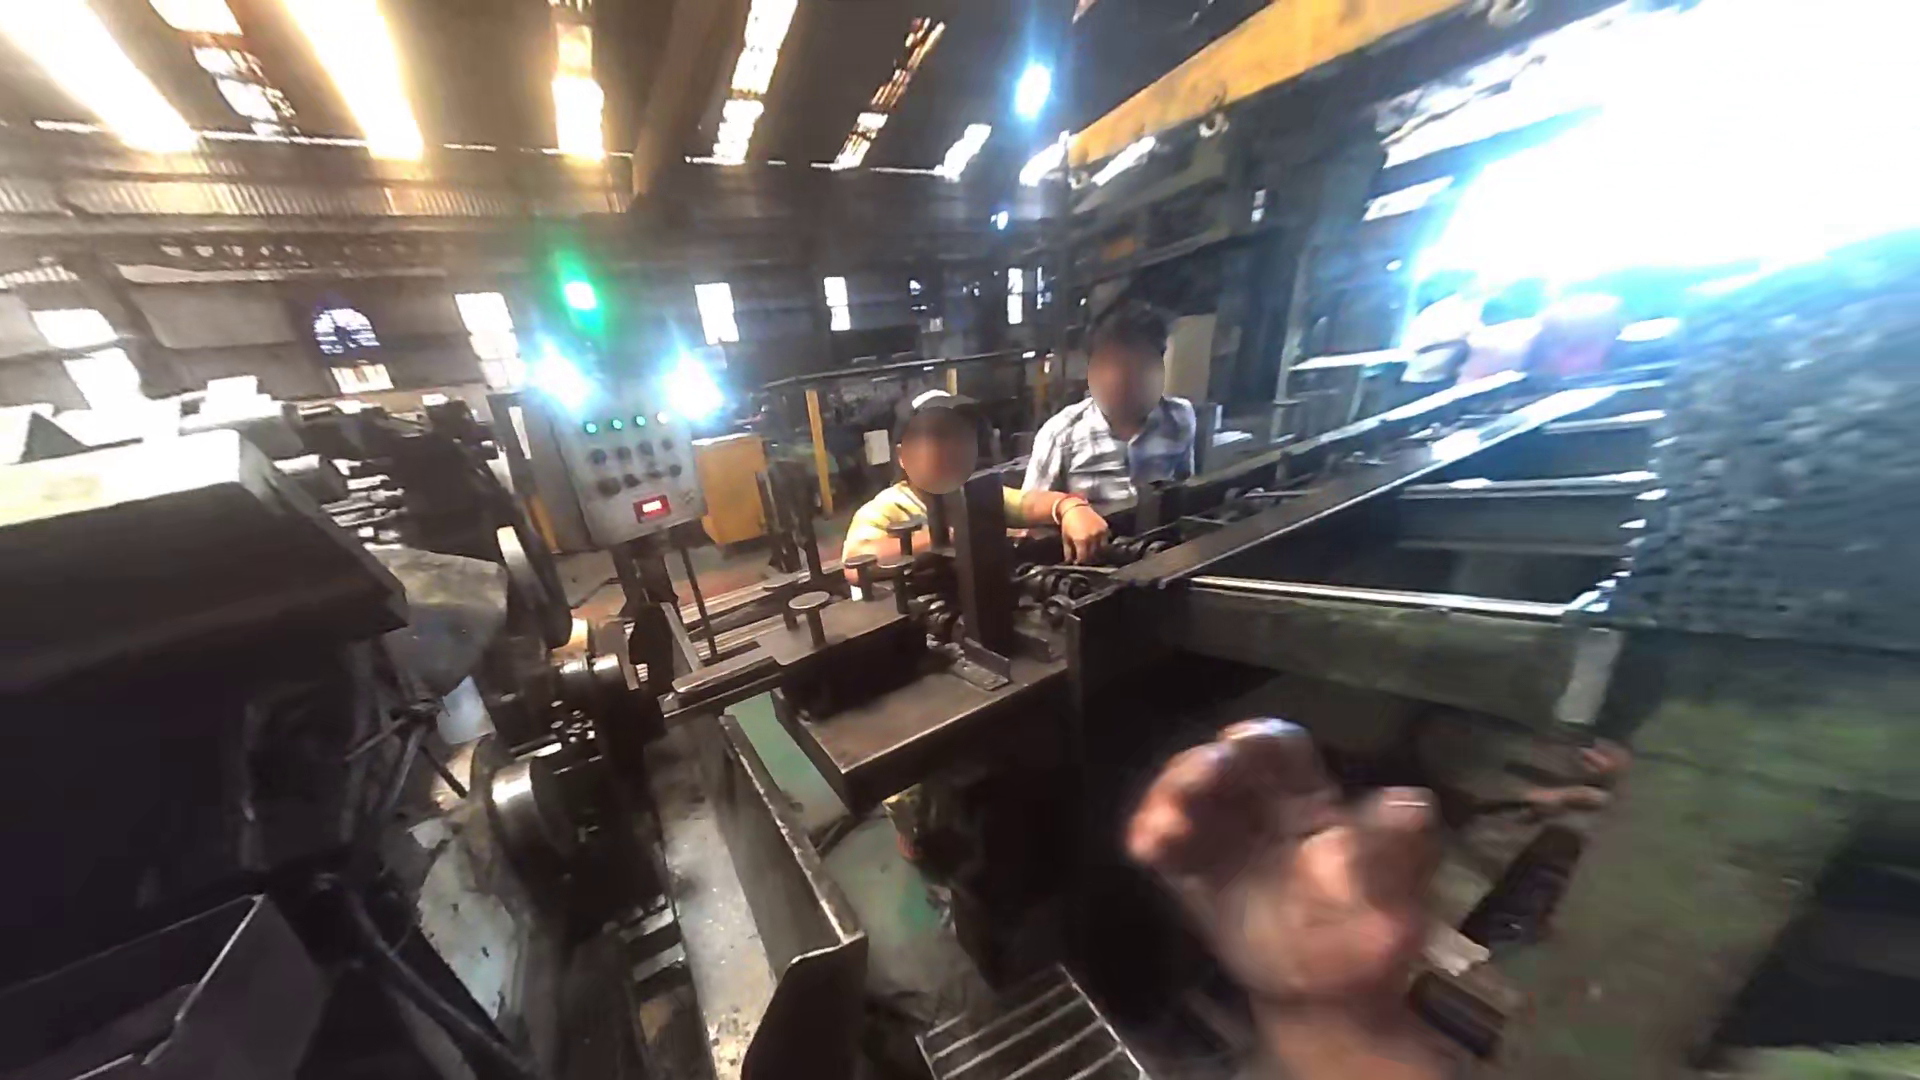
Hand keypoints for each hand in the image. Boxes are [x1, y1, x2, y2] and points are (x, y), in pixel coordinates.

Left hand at [1060, 502, 1109, 563]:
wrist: (1074, 508)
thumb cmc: (1068, 523)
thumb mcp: (1066, 538)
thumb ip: (1068, 551)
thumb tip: (1069, 562)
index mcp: (1081, 540)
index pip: (1083, 557)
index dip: (1081, 561)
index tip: (1078, 562)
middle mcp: (1092, 537)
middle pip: (1093, 554)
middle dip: (1088, 557)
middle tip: (1085, 557)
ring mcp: (1100, 532)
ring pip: (1101, 549)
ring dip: (1097, 551)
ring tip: (1092, 551)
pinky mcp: (1105, 527)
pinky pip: (1106, 540)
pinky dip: (1102, 543)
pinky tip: (1097, 543)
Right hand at [1128, 720, 1455, 1079]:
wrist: (1323, 1002)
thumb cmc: (1364, 943)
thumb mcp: (1393, 898)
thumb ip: (1394, 851)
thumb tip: (1414, 801)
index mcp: (1302, 796)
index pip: (1277, 747)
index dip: (1256, 739)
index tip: (1233, 746)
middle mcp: (1252, 800)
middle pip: (1218, 762)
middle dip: (1197, 769)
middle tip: (1188, 791)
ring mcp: (1216, 828)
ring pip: (1182, 792)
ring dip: (1166, 800)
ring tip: (1162, 829)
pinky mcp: (1188, 861)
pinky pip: (1163, 839)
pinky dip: (1149, 835)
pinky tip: (1144, 848)